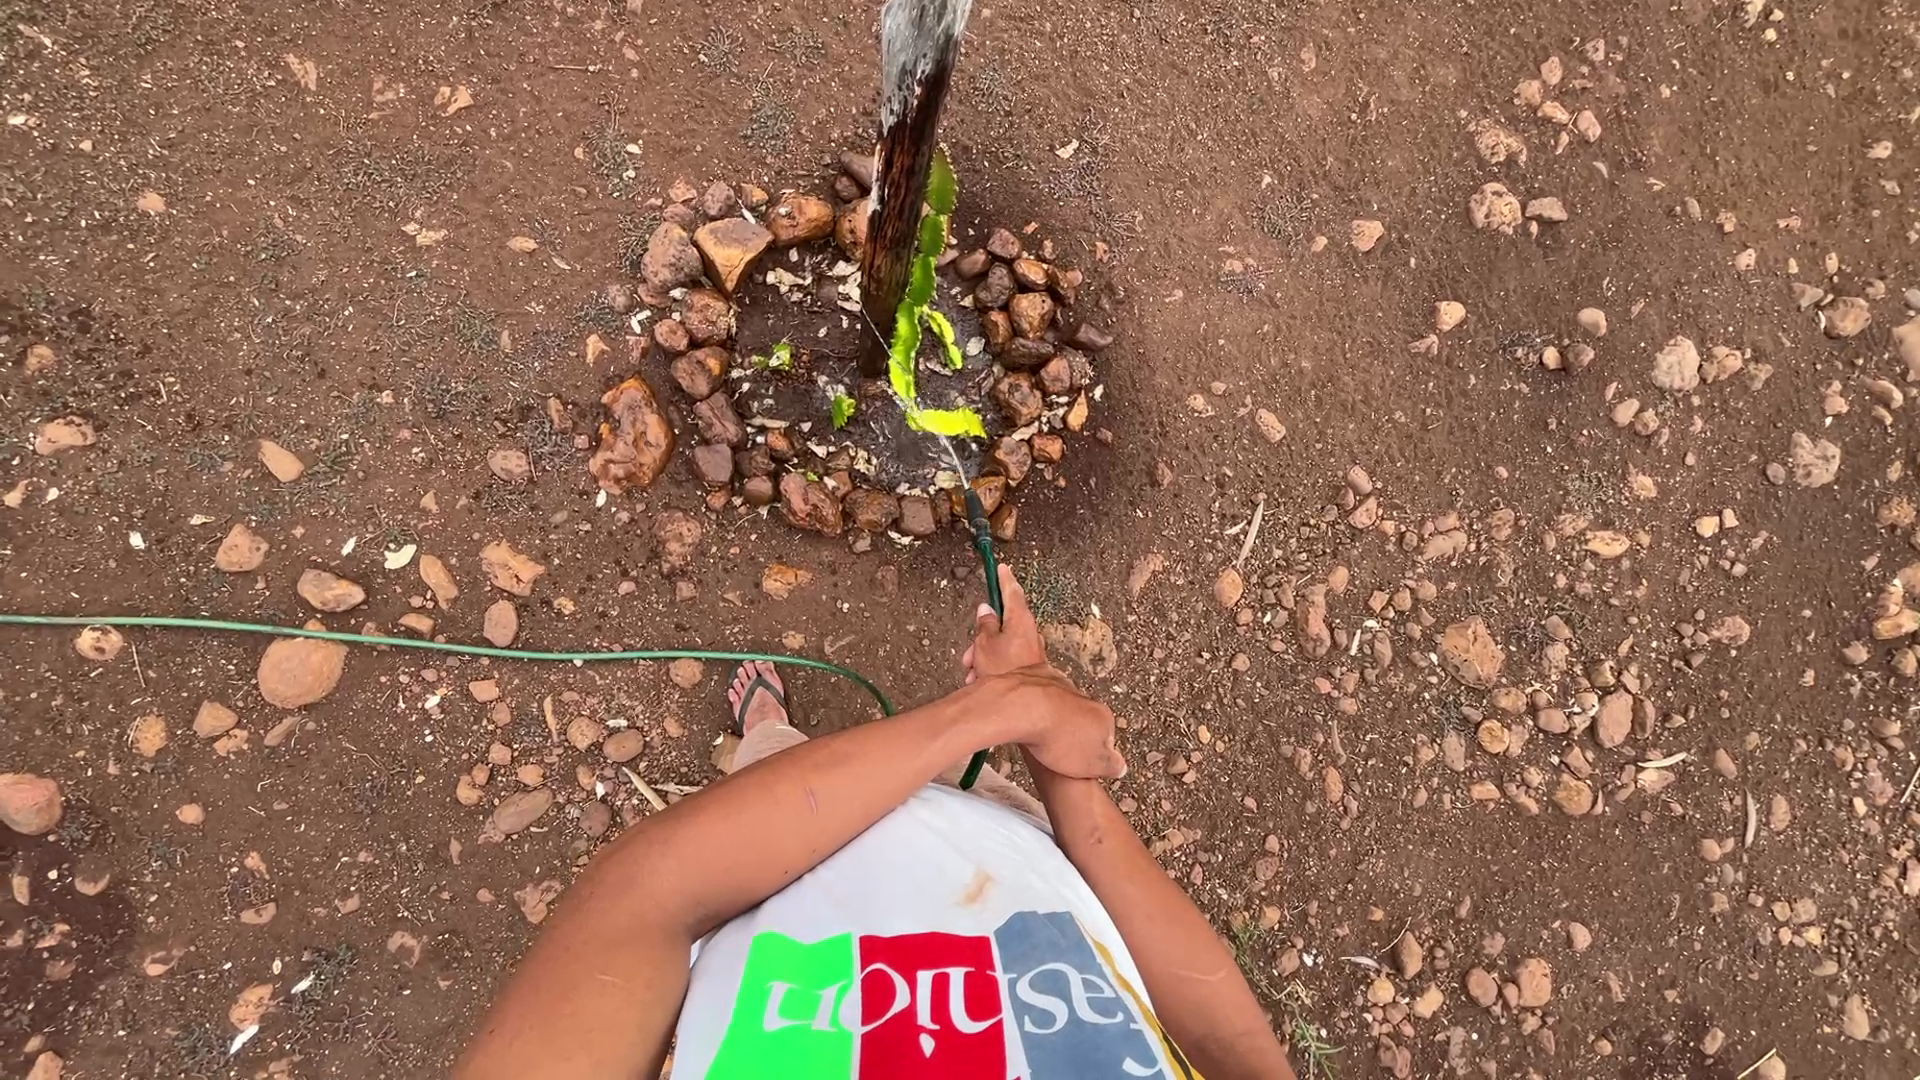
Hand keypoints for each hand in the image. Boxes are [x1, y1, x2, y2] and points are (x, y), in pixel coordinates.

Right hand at [963, 564, 1044, 680]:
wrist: (1025, 703)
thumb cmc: (1005, 671)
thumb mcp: (985, 644)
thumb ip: (985, 625)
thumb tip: (986, 610)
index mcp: (1020, 619)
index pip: (1012, 592)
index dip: (1004, 579)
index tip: (1002, 568)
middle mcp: (1028, 632)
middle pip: (1002, 624)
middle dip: (982, 638)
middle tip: (970, 654)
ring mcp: (1030, 650)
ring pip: (1001, 645)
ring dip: (984, 657)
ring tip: (973, 673)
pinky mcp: (1028, 667)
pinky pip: (1006, 661)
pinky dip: (992, 667)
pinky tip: (980, 681)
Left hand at [973, 666, 1125, 780]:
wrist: (1021, 708)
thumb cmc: (1054, 736)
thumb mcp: (1092, 765)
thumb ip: (1111, 765)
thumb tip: (1119, 766)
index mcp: (1102, 715)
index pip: (1106, 736)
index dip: (1092, 751)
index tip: (1079, 761)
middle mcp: (1084, 695)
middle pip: (1083, 716)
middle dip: (1071, 731)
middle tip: (1056, 749)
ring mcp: (1059, 682)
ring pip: (1060, 701)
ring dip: (1052, 714)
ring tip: (1038, 733)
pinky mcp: (1034, 674)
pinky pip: (1036, 689)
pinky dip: (1032, 699)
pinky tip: (1024, 713)